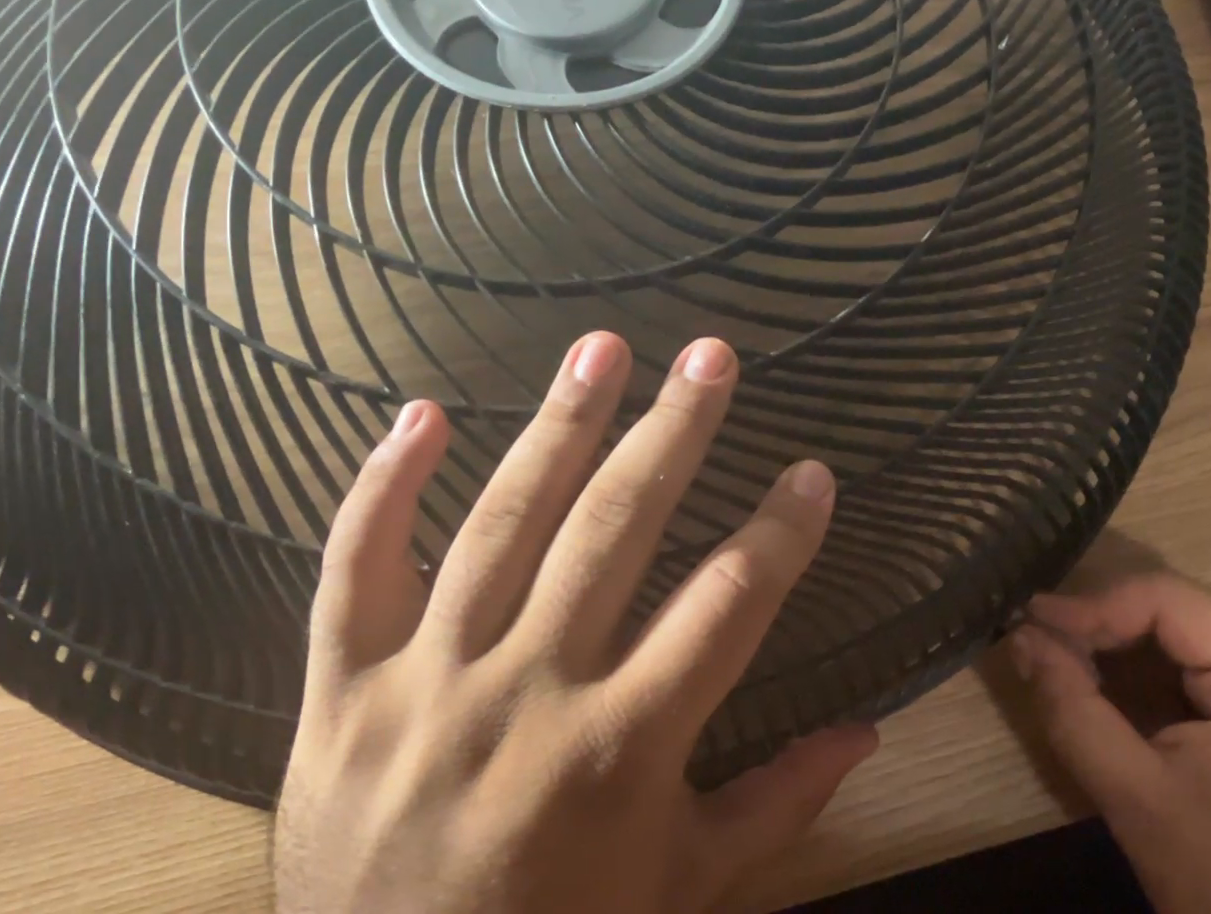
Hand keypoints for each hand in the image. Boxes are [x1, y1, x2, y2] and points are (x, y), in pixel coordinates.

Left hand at [275, 333, 877, 913]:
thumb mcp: (688, 886)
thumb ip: (781, 802)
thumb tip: (869, 732)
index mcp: (620, 749)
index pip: (726, 608)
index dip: (779, 534)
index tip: (813, 472)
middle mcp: (526, 695)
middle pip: (613, 534)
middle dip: (672, 434)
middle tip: (711, 356)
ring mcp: (425, 683)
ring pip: (499, 527)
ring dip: (558, 427)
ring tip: (600, 348)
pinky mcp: (340, 690)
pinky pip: (355, 571)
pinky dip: (382, 489)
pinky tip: (418, 414)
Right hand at [1009, 572, 1210, 913]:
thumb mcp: (1136, 796)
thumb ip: (1072, 707)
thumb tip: (1022, 636)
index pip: (1166, 598)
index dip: (1090, 605)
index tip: (1028, 622)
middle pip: (1180, 611)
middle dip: (1104, 626)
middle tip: (1039, 644)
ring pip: (1189, 636)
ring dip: (1124, 648)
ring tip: (1064, 662)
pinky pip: (1207, 667)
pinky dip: (1153, 673)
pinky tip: (1113, 689)